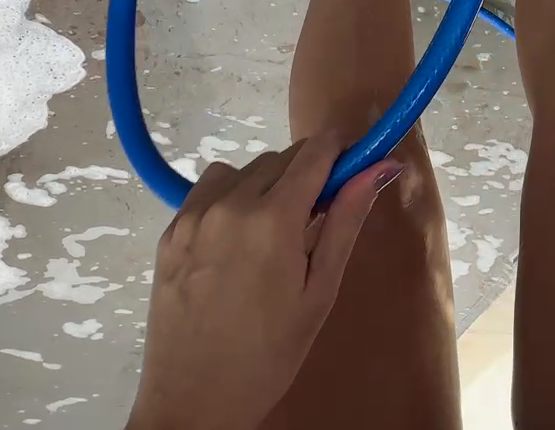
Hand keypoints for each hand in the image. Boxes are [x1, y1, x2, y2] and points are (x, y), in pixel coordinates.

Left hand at [127, 133, 401, 429]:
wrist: (191, 406)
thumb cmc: (270, 353)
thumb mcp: (321, 290)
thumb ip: (347, 219)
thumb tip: (382, 166)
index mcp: (274, 219)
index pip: (315, 151)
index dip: (340, 150)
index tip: (353, 163)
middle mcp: (231, 204)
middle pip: (284, 157)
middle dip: (308, 173)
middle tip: (316, 217)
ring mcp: (194, 215)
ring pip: (249, 168)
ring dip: (270, 182)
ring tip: (274, 230)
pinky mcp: (171, 230)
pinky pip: (212, 186)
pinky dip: (233, 194)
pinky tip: (237, 235)